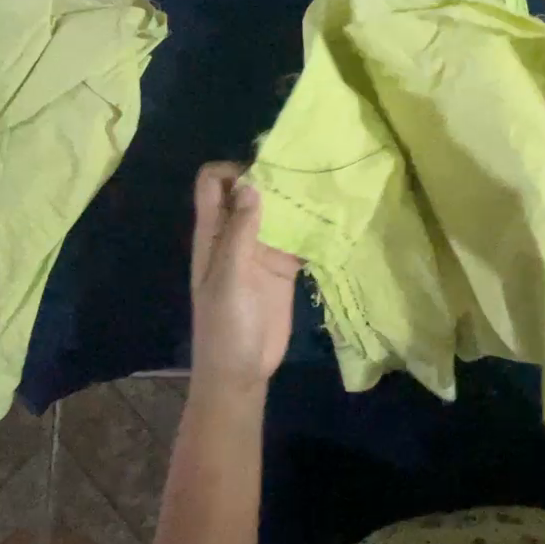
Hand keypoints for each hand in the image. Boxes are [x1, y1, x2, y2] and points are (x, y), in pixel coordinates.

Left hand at [189, 163, 301, 396]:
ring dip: (294, 200)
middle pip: (248, 190)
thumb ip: (240, 233)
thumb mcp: (229, 277)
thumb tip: (253, 184)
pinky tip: (332, 218)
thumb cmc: (225, 325)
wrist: (240, 372)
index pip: (212, 183)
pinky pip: (297, 237)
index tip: (263, 176)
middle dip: (271, 178)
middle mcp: (236, 234)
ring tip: (323, 189)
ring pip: (275, 210)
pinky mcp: (283, 266)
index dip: (232, 171)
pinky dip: (311, 226)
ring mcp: (261, 249)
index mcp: (212, 233)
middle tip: (303, 174)